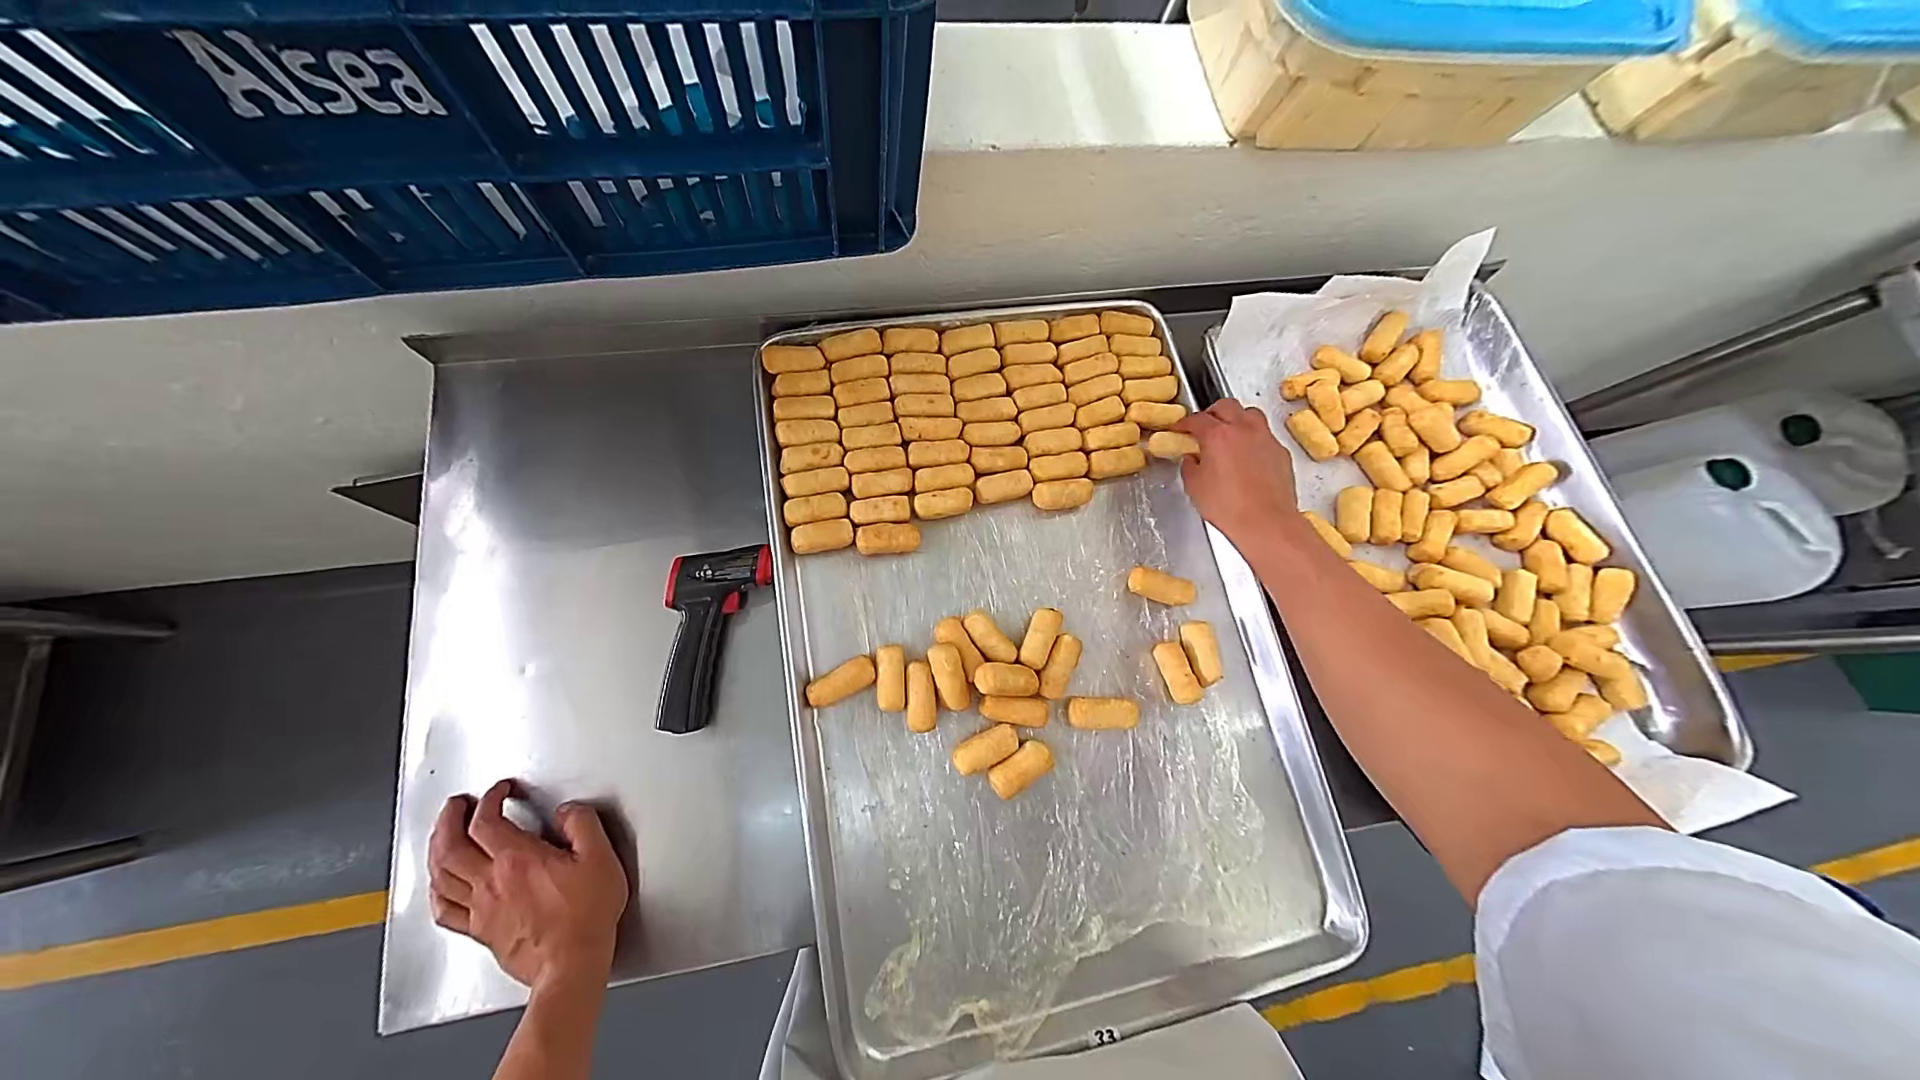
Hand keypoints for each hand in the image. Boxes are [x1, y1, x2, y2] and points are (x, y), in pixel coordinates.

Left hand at [429, 780, 630, 990]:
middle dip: (450, 819)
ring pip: (440, 876)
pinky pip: (445, 909)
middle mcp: (492, 882)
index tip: (501, 790)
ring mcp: (482, 909)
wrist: (572, 962)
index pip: (487, 821)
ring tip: (443, 835)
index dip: (491, 798)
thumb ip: (582, 824)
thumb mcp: (600, 856)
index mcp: (519, 860)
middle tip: (458, 804)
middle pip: (450, 846)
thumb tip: (568, 811)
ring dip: (437, 849)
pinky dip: (436, 891)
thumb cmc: (587, 914)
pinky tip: (440, 885)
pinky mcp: (481, 931)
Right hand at [1174, 400, 1300, 541]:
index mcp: (1218, 436)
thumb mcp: (1194, 486)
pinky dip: (1253, 438)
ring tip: (1228, 434)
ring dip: (1236, 419)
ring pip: (1250, 414)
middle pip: (1226, 405)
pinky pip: (1265, 435)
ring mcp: (1265, 438)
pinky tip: (1246, 454)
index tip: (1180, 428)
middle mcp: (1244, 430)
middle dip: (1211, 412)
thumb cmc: (1229, 507)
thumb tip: (1191, 460)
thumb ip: (1189, 466)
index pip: (1197, 419)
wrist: (1265, 522)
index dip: (1184, 422)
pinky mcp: (1280, 452)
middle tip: (1203, 425)